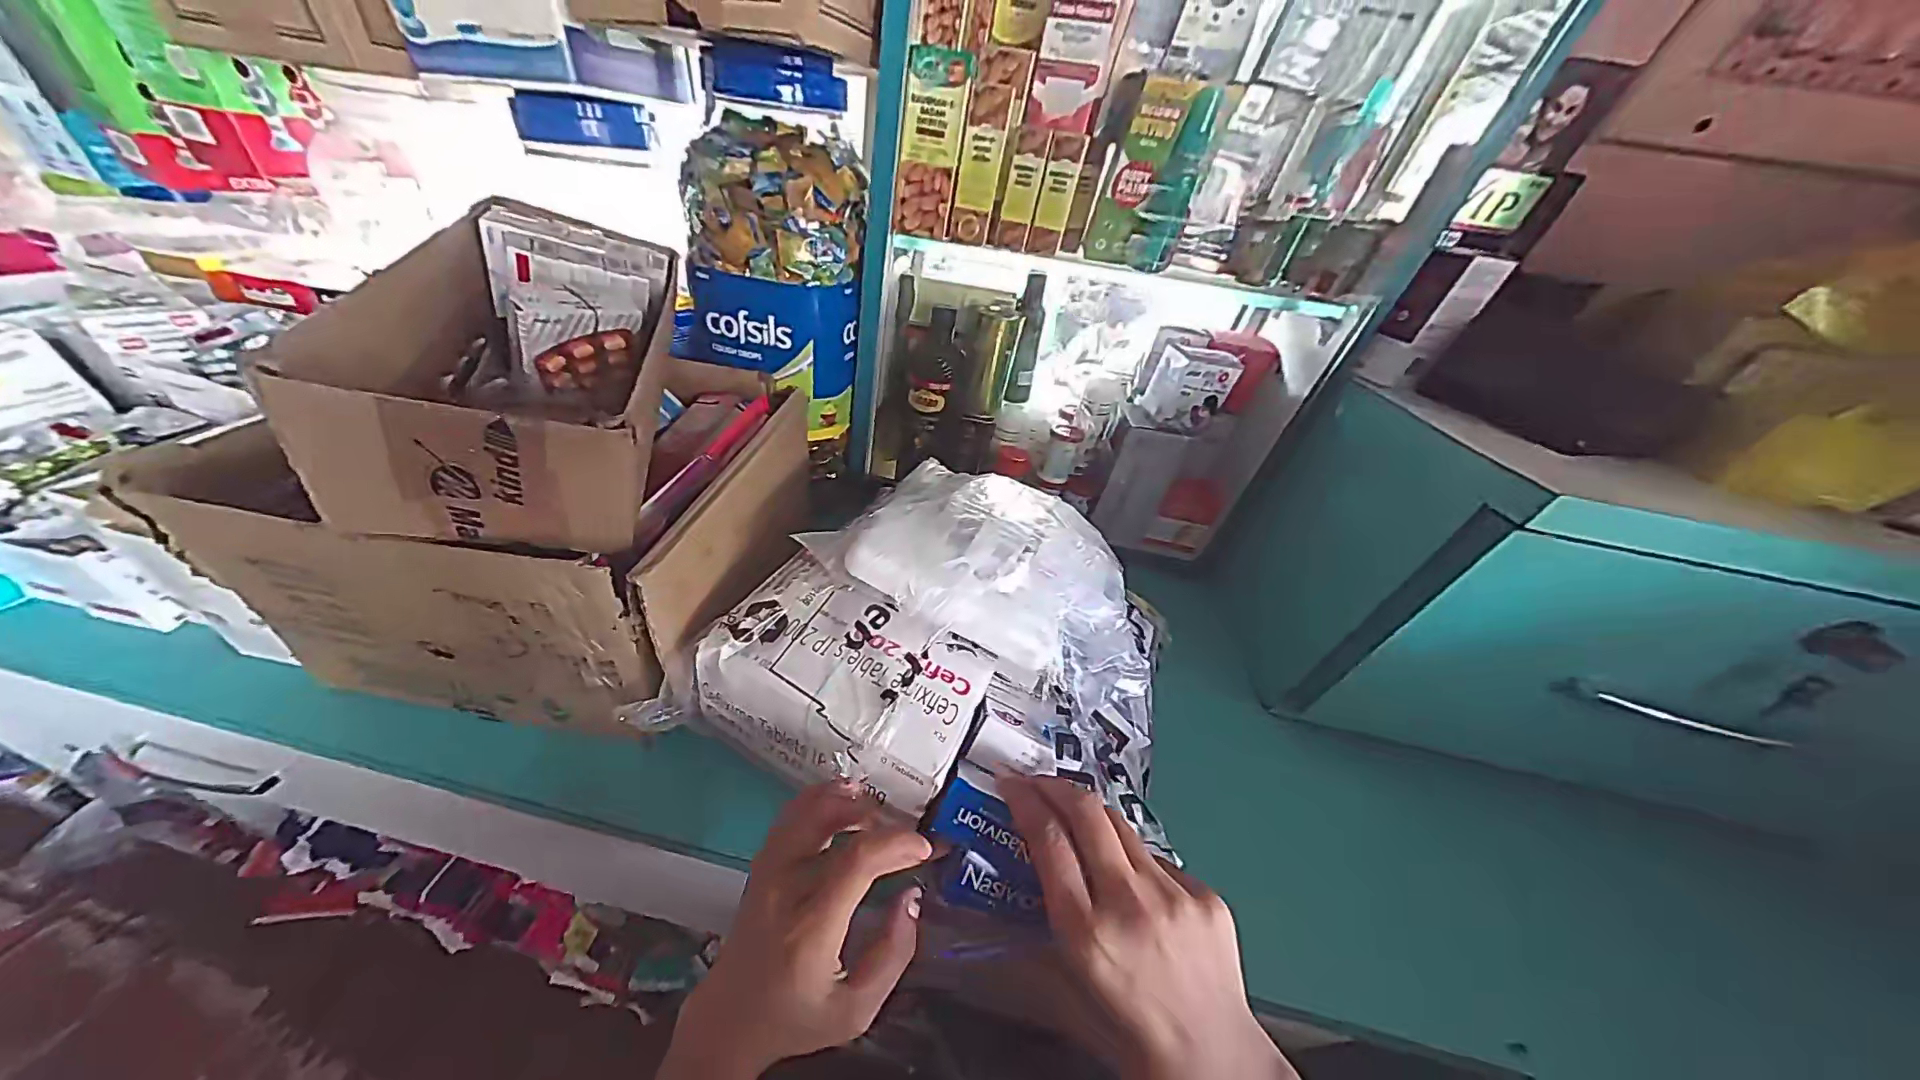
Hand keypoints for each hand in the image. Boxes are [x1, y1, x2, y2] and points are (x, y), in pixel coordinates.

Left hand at [658, 780, 932, 1079]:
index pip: (855, 862)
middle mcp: (783, 891)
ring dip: (844, 799)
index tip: (923, 847)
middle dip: (873, 814)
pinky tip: (842, 799)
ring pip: (804, 811)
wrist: (730, 1020)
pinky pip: (790, 817)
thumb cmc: (796, 1016)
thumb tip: (911, 899)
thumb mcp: (855, 1010)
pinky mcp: (762, 865)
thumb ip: (892, 956)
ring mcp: (767, 873)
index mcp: (809, 930)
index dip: (896, 843)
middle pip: (826, 822)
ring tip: (876, 805)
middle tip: (903, 827)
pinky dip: (819, 798)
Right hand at [999, 776, 1297, 1079]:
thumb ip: (1050, 915)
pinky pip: (1157, 858)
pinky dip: (1135, 859)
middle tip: (1038, 781)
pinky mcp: (1206, 895)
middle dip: (1056, 786)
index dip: (1025, 801)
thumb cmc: (1128, 1027)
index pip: (1048, 840)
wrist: (1211, 1056)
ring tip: (1078, 819)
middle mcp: (1129, 903)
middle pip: (1086, 812)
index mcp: (1086, 932)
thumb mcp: (1070, 977)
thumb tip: (1033, 857)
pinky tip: (1133, 881)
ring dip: (1093, 816)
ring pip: (1122, 826)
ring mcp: (1173, 895)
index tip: (1011, 784)